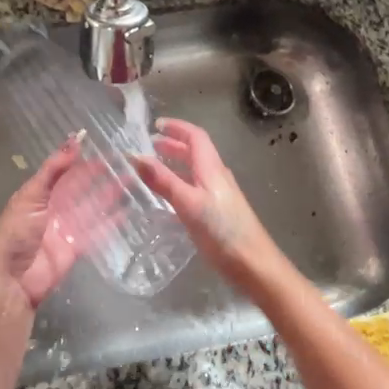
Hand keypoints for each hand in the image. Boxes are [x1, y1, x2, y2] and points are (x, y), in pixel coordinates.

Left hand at [0, 135, 117, 307]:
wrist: (11, 280)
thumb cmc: (16, 232)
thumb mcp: (31, 195)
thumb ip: (54, 169)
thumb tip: (75, 139)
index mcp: (40, 193)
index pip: (65, 171)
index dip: (83, 161)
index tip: (104, 148)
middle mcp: (54, 208)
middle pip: (81, 188)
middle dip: (100, 176)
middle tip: (125, 164)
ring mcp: (65, 229)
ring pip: (91, 208)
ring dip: (109, 196)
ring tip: (131, 183)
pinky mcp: (75, 249)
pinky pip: (95, 233)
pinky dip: (110, 223)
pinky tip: (126, 213)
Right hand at [133, 118, 282, 286]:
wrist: (253, 264)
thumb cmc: (222, 230)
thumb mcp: (188, 203)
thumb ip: (163, 180)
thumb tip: (135, 155)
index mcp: (211, 167)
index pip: (195, 136)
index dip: (177, 127)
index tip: (155, 125)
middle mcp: (217, 175)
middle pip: (195, 151)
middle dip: (173, 144)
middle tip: (150, 145)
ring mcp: (220, 194)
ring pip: (195, 169)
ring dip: (176, 163)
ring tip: (154, 168)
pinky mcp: (219, 212)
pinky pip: (196, 187)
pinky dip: (180, 182)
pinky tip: (169, 198)